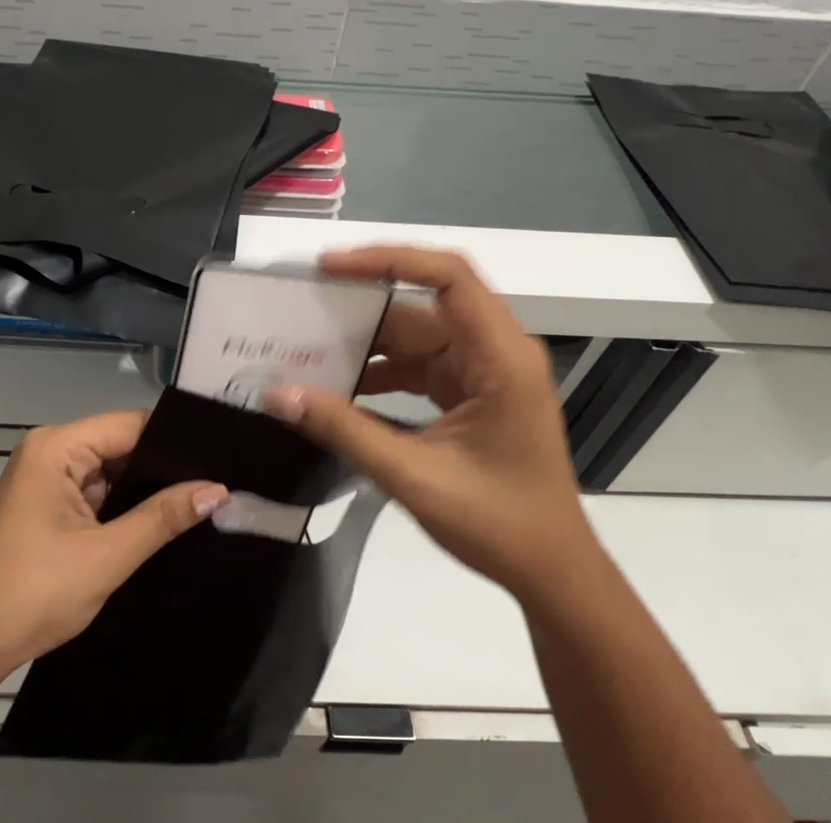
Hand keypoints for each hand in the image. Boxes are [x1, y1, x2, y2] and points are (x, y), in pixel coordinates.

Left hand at [0, 410, 228, 677]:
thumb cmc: (36, 593)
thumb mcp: (107, 555)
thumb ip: (163, 517)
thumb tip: (219, 489)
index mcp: (55, 448)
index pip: (129, 426)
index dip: (175, 441)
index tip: (223, 458)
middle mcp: (48, 453)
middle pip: (120, 445)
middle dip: (165, 468)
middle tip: (221, 484)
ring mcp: (45, 481)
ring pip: (111, 472)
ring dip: (147, 490)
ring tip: (206, 500)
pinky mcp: (46, 508)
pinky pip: (96, 494)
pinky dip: (125, 508)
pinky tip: (166, 521)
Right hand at [263, 246, 594, 598]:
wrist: (552, 572)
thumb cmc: (499, 524)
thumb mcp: (414, 476)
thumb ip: (344, 431)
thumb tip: (278, 394)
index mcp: (501, 358)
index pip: (449, 276)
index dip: (389, 259)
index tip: (330, 267)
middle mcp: (498, 352)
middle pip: (423, 308)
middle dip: (361, 308)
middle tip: (298, 312)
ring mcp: (487, 374)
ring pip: (418, 337)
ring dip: (367, 346)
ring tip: (305, 349)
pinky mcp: (474, 395)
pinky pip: (421, 367)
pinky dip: (381, 374)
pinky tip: (337, 389)